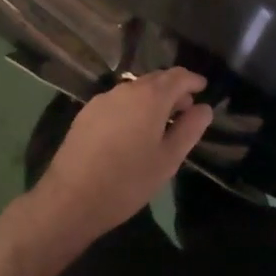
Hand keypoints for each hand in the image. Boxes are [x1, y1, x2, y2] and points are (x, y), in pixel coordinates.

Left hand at [30, 68, 215, 241]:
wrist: (70, 199)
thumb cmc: (127, 181)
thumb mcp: (167, 160)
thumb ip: (189, 130)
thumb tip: (204, 108)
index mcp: (151, 97)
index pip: (178, 76)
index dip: (193, 80)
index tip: (203, 88)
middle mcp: (127, 89)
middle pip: (156, 79)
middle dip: (173, 89)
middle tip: (184, 108)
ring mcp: (104, 99)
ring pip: (135, 90)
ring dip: (151, 99)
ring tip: (158, 122)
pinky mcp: (86, 113)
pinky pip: (117, 102)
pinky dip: (131, 107)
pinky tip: (129, 131)